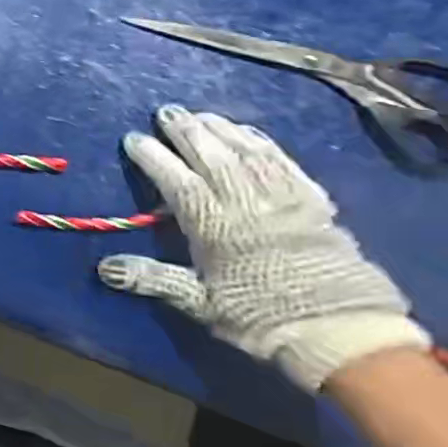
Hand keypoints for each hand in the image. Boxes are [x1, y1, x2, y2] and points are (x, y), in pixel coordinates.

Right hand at [98, 105, 428, 391]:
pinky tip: (251, 134)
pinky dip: (267, 146)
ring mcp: (286, 204)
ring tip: (202, 115)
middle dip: (189, 132)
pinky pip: (288, 167)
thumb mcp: (200, 303)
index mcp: (215, 228)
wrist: (344, 334)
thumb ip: (153, 279)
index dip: (154, 158)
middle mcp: (249, 207)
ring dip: (224, 132)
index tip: (134, 139)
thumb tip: (103, 268)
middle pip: (215, 159)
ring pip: (251, 156)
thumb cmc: (260, 317)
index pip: (178, 182)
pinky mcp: (316, 207)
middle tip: (167, 111)